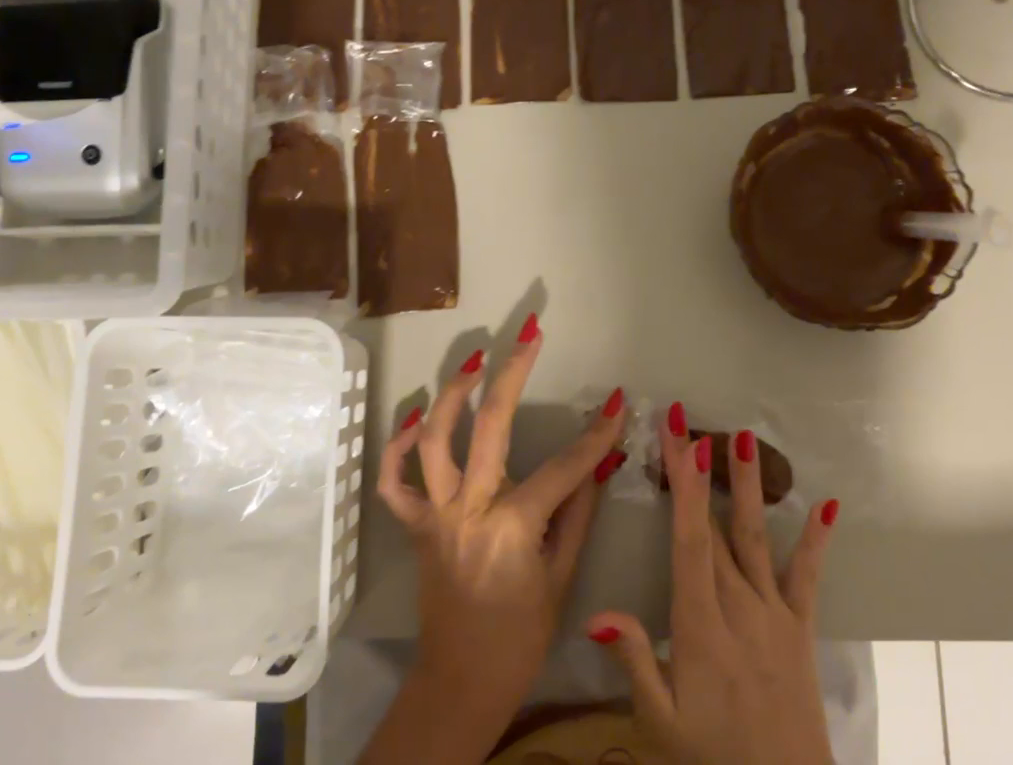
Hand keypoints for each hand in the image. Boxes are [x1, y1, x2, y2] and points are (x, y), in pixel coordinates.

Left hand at [361, 314, 629, 764]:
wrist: (462, 680)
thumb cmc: (520, 637)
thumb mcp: (562, 576)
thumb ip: (579, 512)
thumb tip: (602, 460)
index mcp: (512, 526)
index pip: (564, 467)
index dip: (596, 434)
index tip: (617, 399)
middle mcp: (468, 509)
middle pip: (490, 425)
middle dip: (514, 371)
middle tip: (531, 332)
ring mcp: (435, 514)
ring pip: (435, 439)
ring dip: (452, 393)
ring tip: (474, 358)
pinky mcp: (414, 525)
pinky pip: (396, 480)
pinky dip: (402, 444)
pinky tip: (419, 415)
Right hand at [589, 402, 839, 764]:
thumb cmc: (712, 757)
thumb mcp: (660, 720)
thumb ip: (635, 661)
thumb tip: (597, 613)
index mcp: (700, 623)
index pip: (689, 540)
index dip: (685, 486)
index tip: (679, 440)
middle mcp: (740, 606)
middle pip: (716, 527)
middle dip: (700, 471)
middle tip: (689, 422)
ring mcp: (775, 614)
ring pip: (758, 538)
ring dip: (751, 487)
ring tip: (747, 439)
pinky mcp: (801, 628)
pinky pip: (808, 577)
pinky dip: (817, 540)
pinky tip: (829, 506)